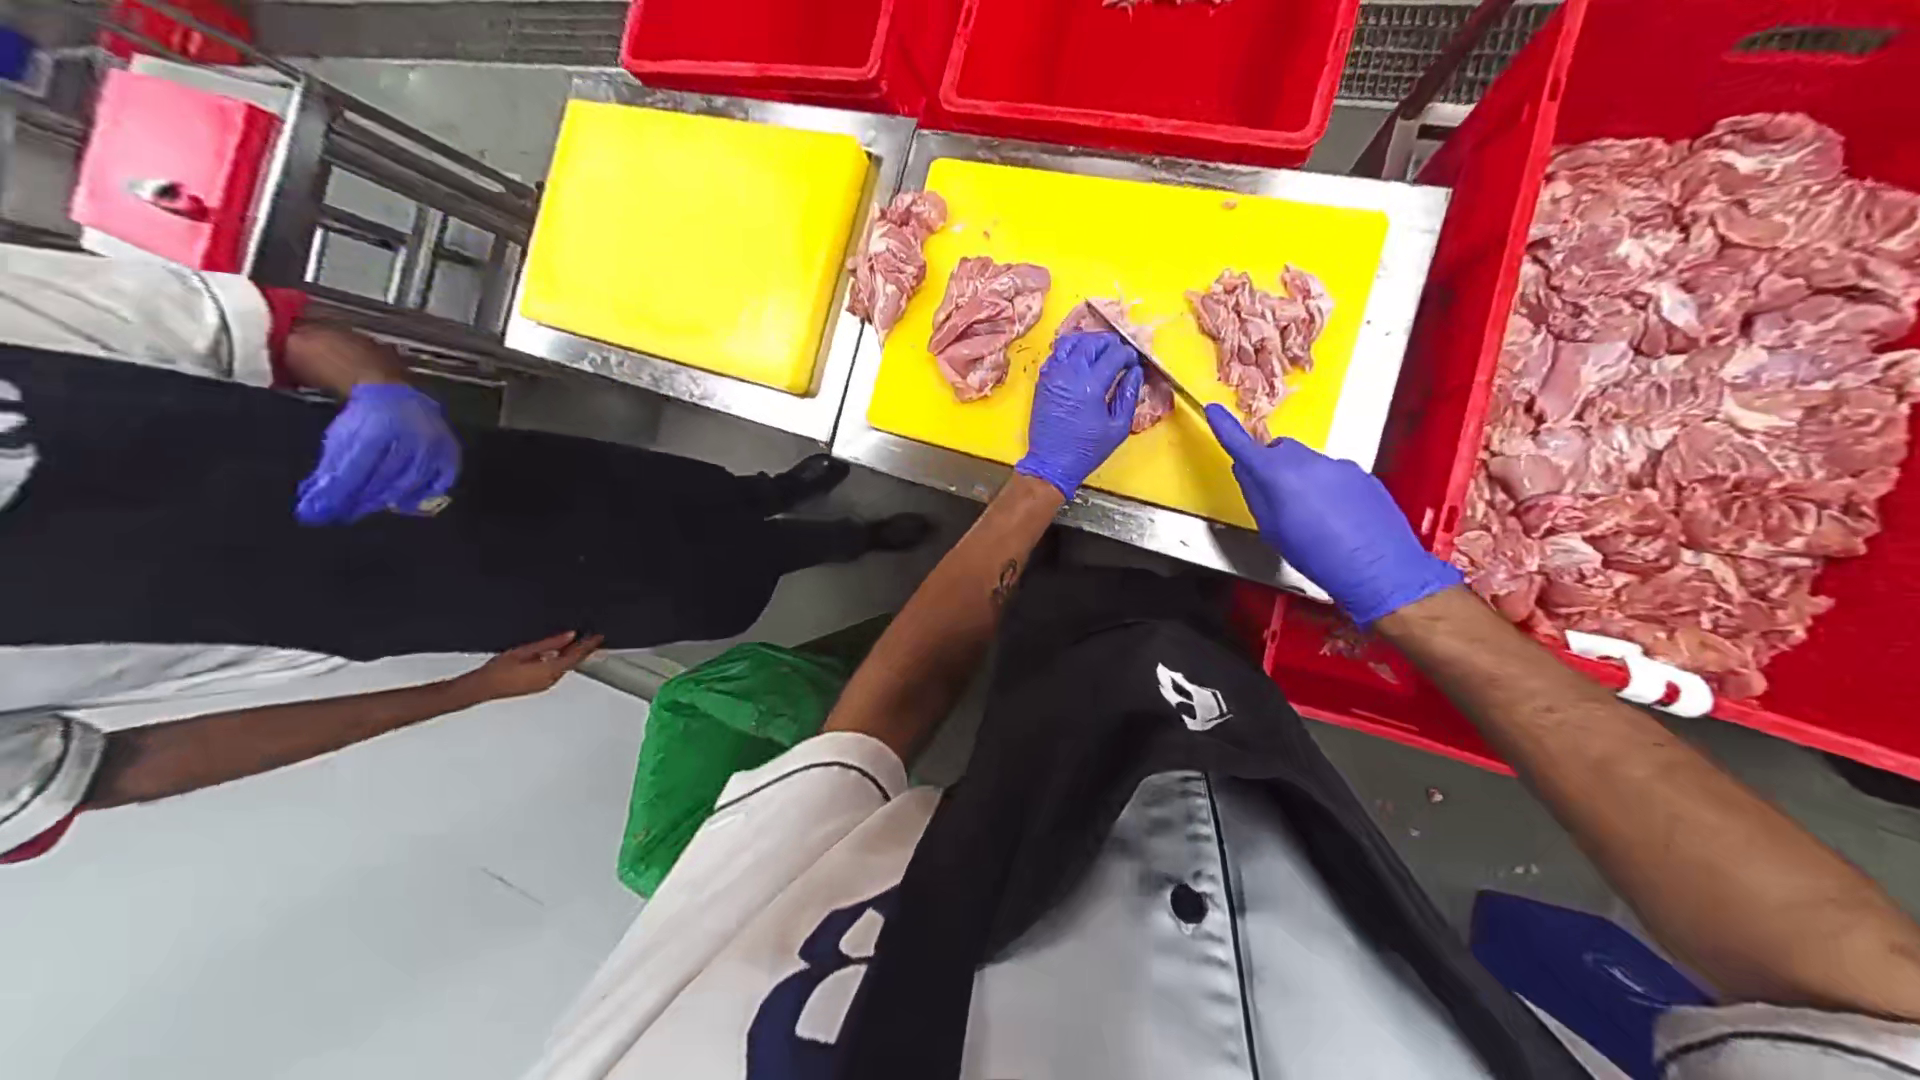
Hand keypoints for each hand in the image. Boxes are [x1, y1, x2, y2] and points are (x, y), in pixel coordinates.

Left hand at [296, 383, 461, 524]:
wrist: (399, 397)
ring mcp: (434, 447)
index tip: (323, 512)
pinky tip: (408, 500)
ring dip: (391, 499)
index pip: (356, 470)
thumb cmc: (366, 421)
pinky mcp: (451, 453)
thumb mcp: (342, 438)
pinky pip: (441, 481)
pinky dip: (424, 494)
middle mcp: (409, 439)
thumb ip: (331, 469)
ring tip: (375, 507)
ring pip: (412, 482)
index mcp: (376, 431)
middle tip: (350, 513)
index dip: (340, 493)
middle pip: (384, 479)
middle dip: (364, 499)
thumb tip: (315, 504)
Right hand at [451, 631, 605, 701]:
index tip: (599, 637)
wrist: (480, 688)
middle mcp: (551, 680)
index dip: (589, 646)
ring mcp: (545, 684)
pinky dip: (561, 661)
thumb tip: (569, 635)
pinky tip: (558, 653)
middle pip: (572, 662)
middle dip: (582, 650)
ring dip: (571, 655)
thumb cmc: (498, 670)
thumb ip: (550, 643)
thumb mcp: (525, 651)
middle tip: (591, 637)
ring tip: (577, 642)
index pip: (576, 656)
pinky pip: (556, 671)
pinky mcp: (539, 685)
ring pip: (564, 666)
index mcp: (549, 671)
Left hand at [1015, 332, 1144, 499]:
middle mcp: (1069, 374)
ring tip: (1100, 352)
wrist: (1051, 463)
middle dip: (1110, 344)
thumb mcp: (1118, 427)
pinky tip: (1080, 360)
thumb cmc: (1087, 449)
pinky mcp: (1042, 380)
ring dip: (1088, 342)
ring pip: (1071, 342)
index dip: (1128, 354)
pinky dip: (1070, 350)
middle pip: (1092, 342)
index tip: (1133, 362)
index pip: (1114, 354)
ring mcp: (1052, 375)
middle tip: (1119, 354)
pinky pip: (1056, 354)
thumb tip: (1135, 371)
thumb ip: (1129, 395)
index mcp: (1091, 386)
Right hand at [1206, 405, 1461, 623]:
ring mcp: (1339, 465)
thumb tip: (1245, 470)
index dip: (1226, 427)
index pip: (1243, 445)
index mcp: (1278, 474)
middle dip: (1273, 466)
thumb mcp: (1271, 529)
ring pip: (1308, 464)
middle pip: (1281, 451)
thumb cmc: (1315, 554)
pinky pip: (1334, 475)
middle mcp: (1308, 461)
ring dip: (1302, 481)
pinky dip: (1328, 489)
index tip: (1214, 410)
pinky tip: (1336, 518)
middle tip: (1274, 498)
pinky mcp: (1363, 475)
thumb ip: (1255, 494)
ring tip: (1311, 518)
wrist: (1379, 567)